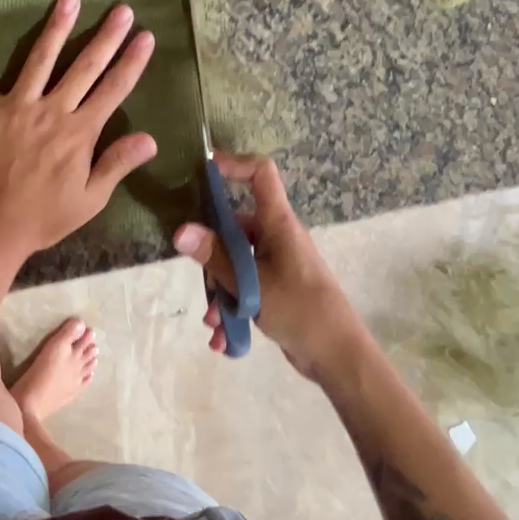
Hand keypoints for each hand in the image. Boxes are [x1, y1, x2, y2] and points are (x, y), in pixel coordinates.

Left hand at [0, 0, 158, 256]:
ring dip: (56, 28)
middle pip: (84, 67)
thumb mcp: (90, 199)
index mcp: (80, 132)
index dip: (131, 62)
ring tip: (69, 0)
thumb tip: (150, 139)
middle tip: (122, 10)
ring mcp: (15, 106)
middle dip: (106, 37)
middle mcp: (52, 111)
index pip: (113, 90)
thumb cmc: (43, 218)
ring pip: (40, 60)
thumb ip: (117, 164)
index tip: (145, 37)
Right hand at [172, 153, 365, 378]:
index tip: (203, 169)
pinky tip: (225, 339)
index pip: (261, 174)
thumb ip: (215, 257)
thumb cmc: (299, 308)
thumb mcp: (250, 283)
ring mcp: (277, 263)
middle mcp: (276, 237)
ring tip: (215, 324)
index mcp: (277, 223)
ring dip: (221, 293)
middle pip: (234, 229)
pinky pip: (246, 289)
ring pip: (236, 265)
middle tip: (203, 285)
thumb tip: (180, 230)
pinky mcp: (276, 289)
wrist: (337, 355)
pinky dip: (233, 310)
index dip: (234, 164)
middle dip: (212, 259)